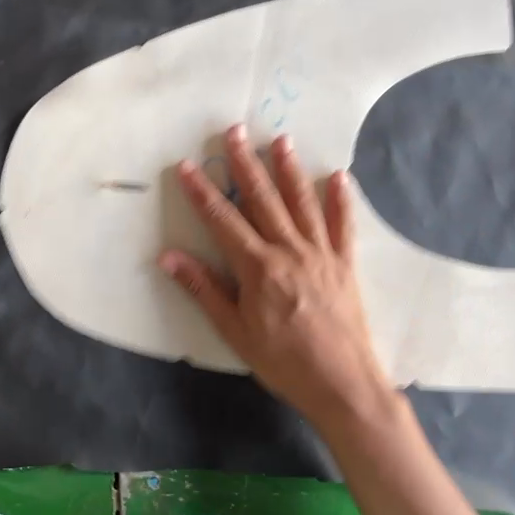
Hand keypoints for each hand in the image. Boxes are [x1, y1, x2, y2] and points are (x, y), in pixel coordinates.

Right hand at [160, 124, 397, 433]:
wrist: (343, 384)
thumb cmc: (282, 361)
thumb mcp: (234, 331)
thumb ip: (204, 289)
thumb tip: (168, 257)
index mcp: (258, 268)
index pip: (223, 220)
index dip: (203, 191)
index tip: (188, 165)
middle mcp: (290, 251)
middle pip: (263, 200)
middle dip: (245, 163)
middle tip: (234, 130)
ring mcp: (321, 254)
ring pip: (302, 203)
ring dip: (289, 170)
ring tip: (280, 140)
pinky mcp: (345, 265)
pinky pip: (343, 225)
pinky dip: (340, 200)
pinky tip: (338, 177)